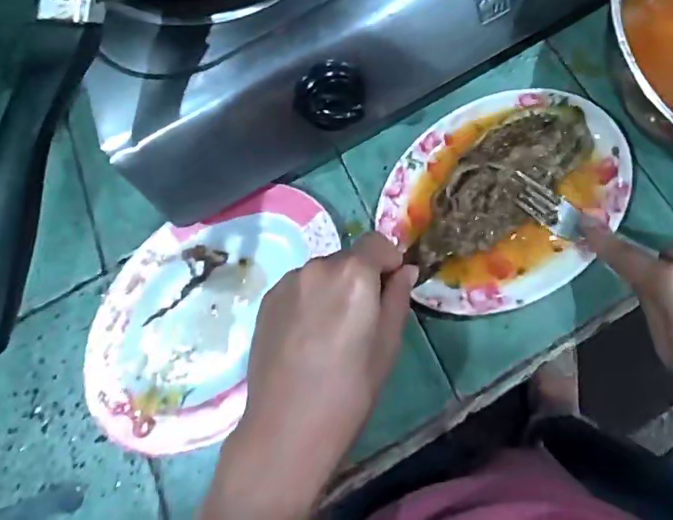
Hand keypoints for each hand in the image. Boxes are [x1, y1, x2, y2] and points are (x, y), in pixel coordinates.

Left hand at [201, 234, 417, 519]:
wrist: (285, 431)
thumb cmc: (349, 390)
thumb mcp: (388, 343)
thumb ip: (398, 297)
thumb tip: (404, 270)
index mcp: (354, 272)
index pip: (378, 242)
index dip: (388, 261)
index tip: (390, 290)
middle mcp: (320, 266)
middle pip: (349, 258)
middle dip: (360, 276)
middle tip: (360, 318)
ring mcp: (289, 281)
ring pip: (323, 272)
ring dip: (332, 288)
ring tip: (329, 331)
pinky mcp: (267, 299)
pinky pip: (299, 287)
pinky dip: (309, 299)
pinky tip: (306, 337)